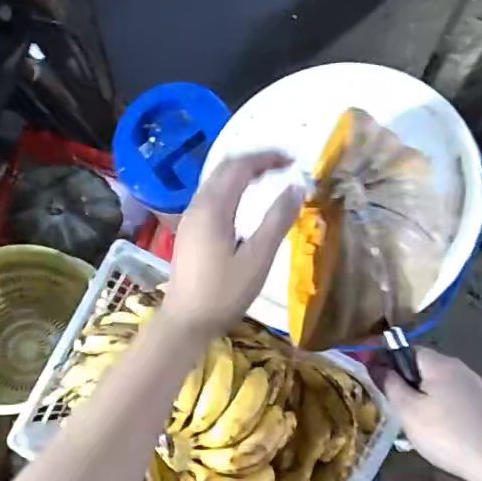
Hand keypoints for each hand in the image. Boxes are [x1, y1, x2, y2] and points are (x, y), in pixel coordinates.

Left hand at [164, 151, 297, 334]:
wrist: (186, 322)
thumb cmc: (223, 294)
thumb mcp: (257, 259)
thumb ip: (277, 220)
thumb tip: (296, 187)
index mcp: (213, 209)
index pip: (240, 166)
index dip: (268, 158)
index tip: (294, 161)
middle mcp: (197, 207)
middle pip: (224, 169)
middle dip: (255, 161)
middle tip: (284, 166)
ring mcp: (189, 220)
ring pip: (216, 183)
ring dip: (242, 175)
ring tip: (270, 179)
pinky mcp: (188, 233)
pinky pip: (211, 198)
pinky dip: (232, 190)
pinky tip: (246, 204)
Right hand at [377, 348, 481, 480]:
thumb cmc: (446, 434)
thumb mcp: (407, 410)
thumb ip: (389, 384)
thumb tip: (376, 364)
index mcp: (441, 364)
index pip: (406, 349)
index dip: (385, 359)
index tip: (369, 376)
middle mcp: (460, 369)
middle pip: (422, 366)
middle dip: (402, 381)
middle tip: (387, 404)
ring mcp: (474, 387)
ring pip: (435, 384)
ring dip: (418, 396)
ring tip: (407, 420)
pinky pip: (449, 397)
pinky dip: (435, 406)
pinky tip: (433, 429)